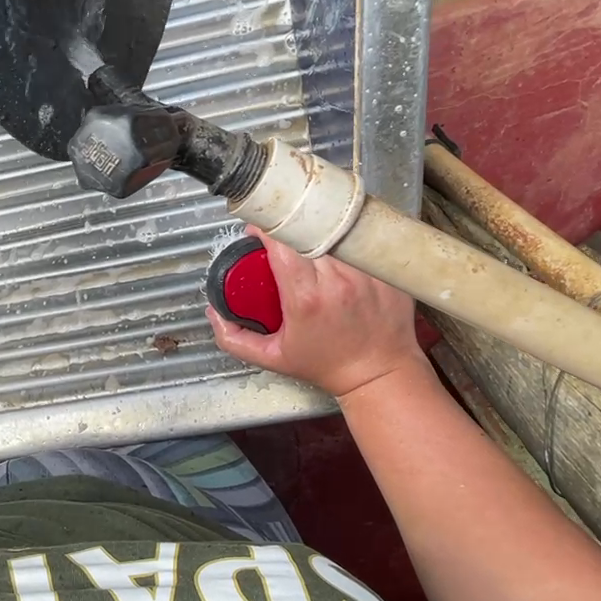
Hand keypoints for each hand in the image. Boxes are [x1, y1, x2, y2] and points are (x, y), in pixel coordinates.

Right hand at [207, 226, 426, 399]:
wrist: (378, 373)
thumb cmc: (325, 364)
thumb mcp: (271, 358)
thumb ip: (234, 338)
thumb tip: (213, 312)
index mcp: (306, 298)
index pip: (282, 245)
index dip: (267, 230)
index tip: (259, 230)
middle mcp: (339, 280)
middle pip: (309, 232)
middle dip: (290, 227)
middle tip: (282, 234)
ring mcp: (368, 271)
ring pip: (336, 231)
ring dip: (319, 230)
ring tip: (310, 240)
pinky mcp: (387, 269)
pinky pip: (362, 239)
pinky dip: (346, 238)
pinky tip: (338, 248)